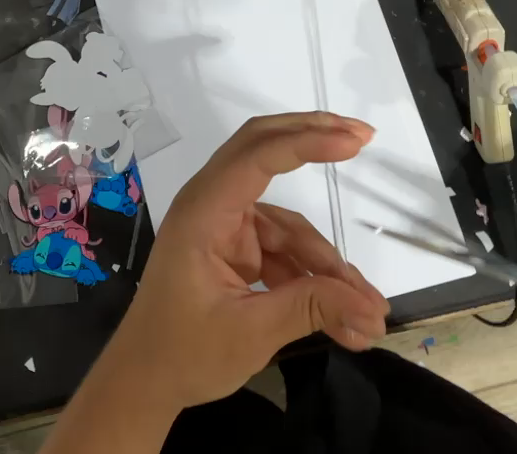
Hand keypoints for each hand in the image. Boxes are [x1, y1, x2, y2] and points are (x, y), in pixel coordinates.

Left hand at [40, 112, 390, 453]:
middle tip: (364, 136)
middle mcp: (214, 204)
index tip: (353, 141)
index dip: (306, 142)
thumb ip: (310, 308)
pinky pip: (286, 251)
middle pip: (266, 153)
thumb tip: (371, 305)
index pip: (257, 156)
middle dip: (315, 142)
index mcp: (204, 210)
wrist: (145, 381)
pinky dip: (315, 278)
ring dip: (328, 262)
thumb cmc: (183, 352)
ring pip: (290, 224)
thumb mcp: (250, 332)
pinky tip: (346, 315)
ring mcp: (228, 226)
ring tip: (369, 310)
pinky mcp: (239, 250)